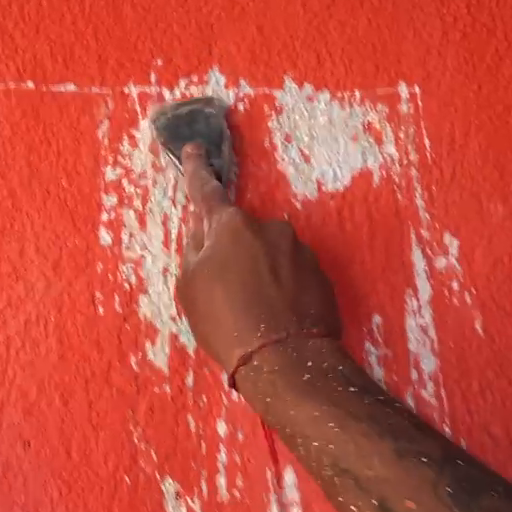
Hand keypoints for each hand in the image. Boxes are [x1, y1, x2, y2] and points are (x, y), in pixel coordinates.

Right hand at [176, 144, 340, 373]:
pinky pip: (289, 271)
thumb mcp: (190, 286)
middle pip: (239, 232)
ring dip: (256, 270)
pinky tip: (273, 314)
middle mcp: (268, 227)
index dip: (197, 170)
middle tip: (221, 288)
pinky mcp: (320, 273)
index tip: (195, 149)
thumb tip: (202, 228)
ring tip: (251, 310)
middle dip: (229, 250)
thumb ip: (195, 248)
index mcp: (230, 225)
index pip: (207, 191)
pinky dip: (278, 286)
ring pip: (266, 252)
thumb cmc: (226, 321)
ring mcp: (298, 249)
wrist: (287, 362)